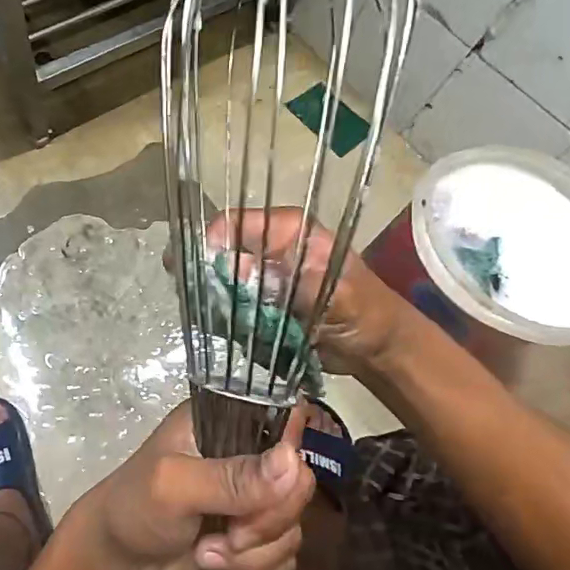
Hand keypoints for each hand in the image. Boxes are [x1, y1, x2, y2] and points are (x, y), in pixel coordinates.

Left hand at [75, 402, 315, 569]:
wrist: (118, 561)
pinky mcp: (257, 541)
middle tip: (224, 537)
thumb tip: (293, 461)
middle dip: (262, 526)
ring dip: (251, 559)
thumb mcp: (174, 485)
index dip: (288, 461)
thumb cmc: (136, 505)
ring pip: (292, 531)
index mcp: (233, 422)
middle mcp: (253, 456)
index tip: (262, 494)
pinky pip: (284, 562)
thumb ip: (231, 477)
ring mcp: (257, 500)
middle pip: (298, 487)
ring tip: (207, 557)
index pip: (290, 426)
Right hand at [205, 208, 410, 376]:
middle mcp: (270, 247)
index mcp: (289, 230)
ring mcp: (262, 277)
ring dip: (211, 299)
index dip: (212, 243)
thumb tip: (236, 269)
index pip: (237, 223)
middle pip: (221, 250)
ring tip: (208, 317)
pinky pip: (229, 306)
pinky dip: (222, 318)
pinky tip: (221, 329)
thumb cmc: (364, 312)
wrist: (375, 347)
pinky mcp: (259, 304)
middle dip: (205, 274)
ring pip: (219, 279)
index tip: (199, 272)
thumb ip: (287, 282)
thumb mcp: (333, 294)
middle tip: (194, 297)